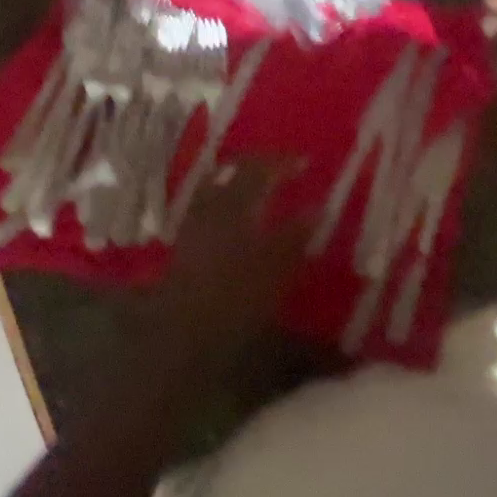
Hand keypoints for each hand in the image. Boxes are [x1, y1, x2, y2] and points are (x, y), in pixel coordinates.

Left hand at [150, 158, 309, 377]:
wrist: (179, 337)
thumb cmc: (233, 304)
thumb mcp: (274, 271)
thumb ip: (294, 236)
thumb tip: (317, 209)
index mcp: (234, 207)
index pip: (259, 170)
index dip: (281, 162)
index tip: (303, 159)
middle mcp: (210, 209)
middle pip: (231, 175)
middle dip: (255, 167)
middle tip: (278, 168)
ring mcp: (192, 227)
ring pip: (214, 190)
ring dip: (233, 183)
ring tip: (253, 187)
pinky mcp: (182, 248)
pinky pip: (203, 211)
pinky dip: (220, 205)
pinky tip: (231, 218)